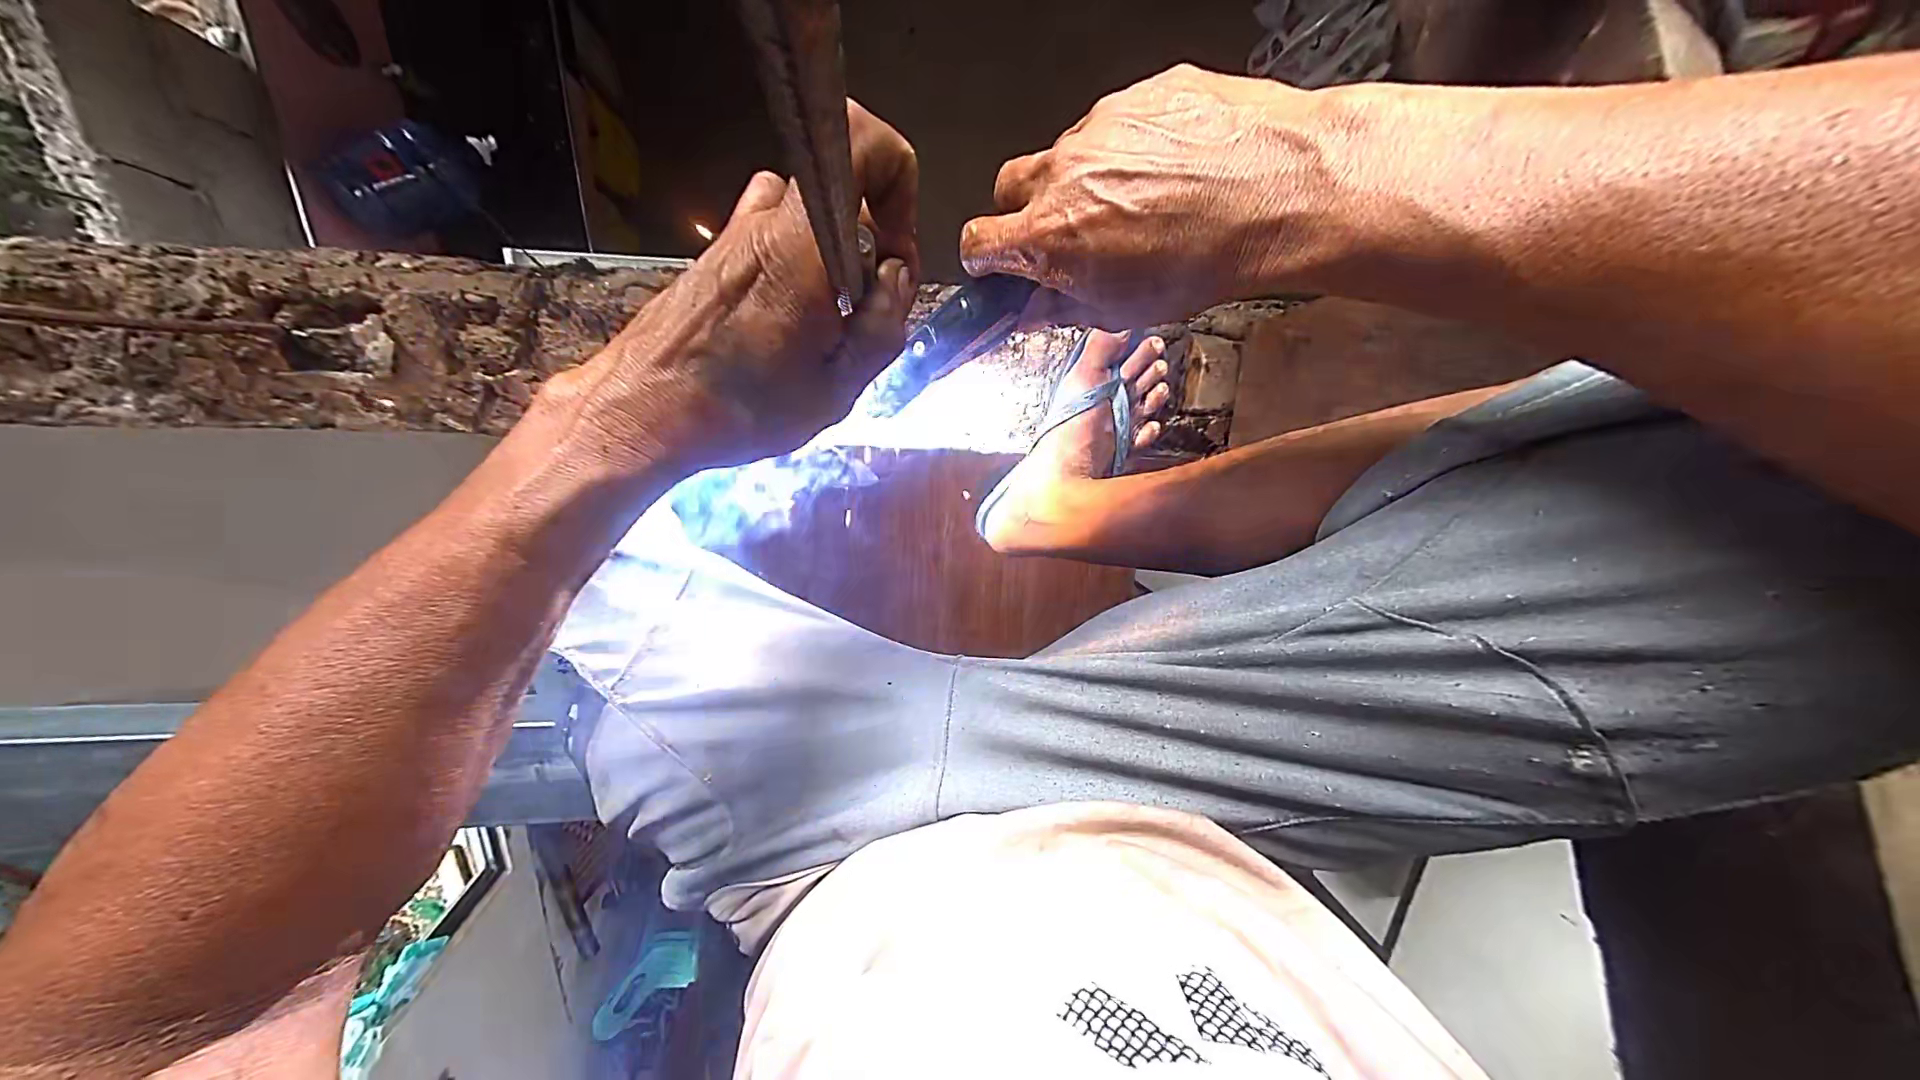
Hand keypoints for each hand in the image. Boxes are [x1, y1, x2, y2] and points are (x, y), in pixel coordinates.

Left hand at [551, 100, 919, 470]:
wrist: (645, 411)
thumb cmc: (735, 410)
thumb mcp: (836, 390)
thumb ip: (883, 326)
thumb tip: (896, 282)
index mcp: (803, 247)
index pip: (861, 142)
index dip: (899, 184)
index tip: (897, 249)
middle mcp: (767, 222)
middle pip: (845, 191)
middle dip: (873, 244)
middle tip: (867, 307)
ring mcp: (738, 231)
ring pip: (813, 215)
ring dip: (837, 256)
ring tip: (830, 319)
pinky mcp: (720, 252)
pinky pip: (778, 233)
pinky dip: (802, 262)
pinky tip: (795, 315)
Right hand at [960, 64, 1360, 328]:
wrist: (1277, 195)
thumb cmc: (1203, 259)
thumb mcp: (1119, 309)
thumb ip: (1059, 307)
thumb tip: (1031, 309)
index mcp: (1049, 234)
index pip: (979, 240)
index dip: (984, 254)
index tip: (994, 259)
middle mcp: (1062, 172)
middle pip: (1010, 187)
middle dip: (1025, 211)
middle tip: (1064, 232)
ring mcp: (1100, 126)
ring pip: (1064, 154)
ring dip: (1082, 180)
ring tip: (1134, 203)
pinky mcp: (1139, 95)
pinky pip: (1113, 124)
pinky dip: (1127, 149)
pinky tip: (1164, 172)